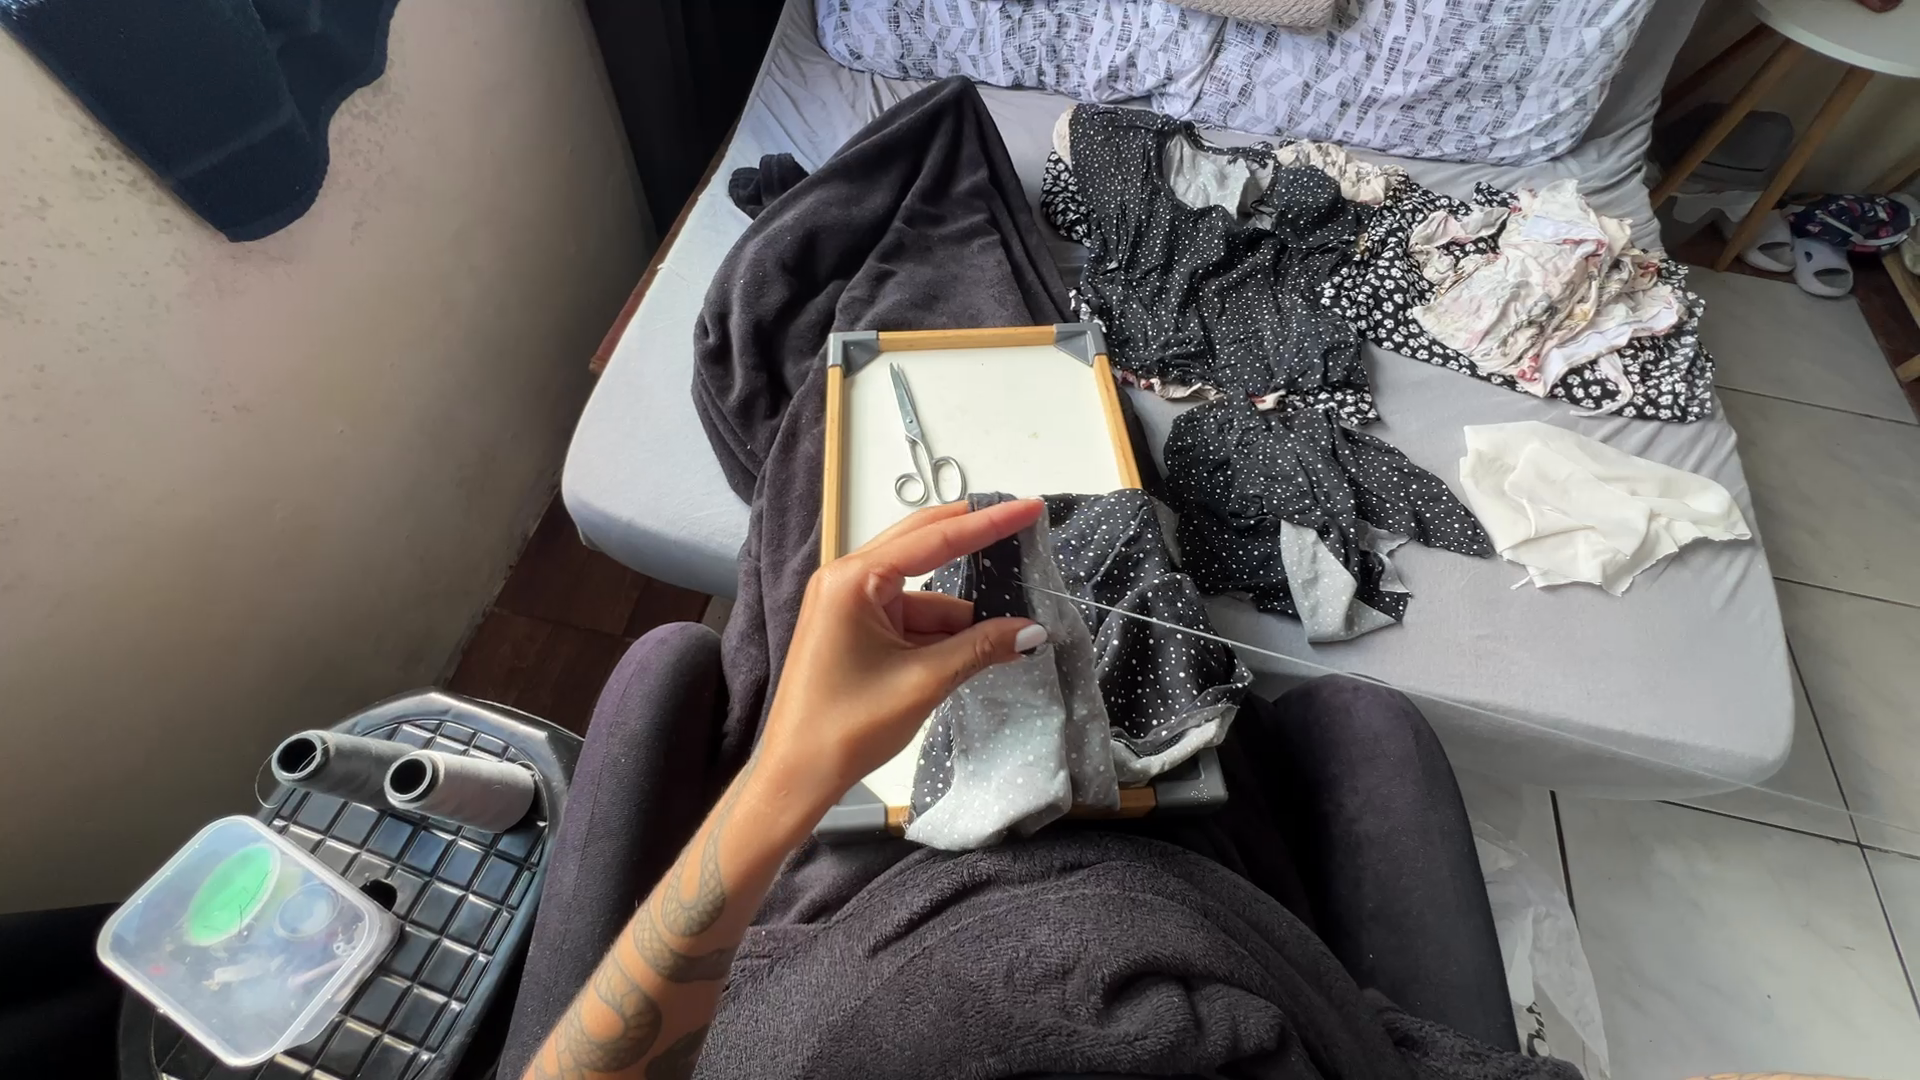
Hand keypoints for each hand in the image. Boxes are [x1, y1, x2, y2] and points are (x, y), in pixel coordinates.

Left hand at [753, 499, 1048, 816]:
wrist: (795, 776)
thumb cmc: (846, 727)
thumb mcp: (923, 682)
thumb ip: (980, 648)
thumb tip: (1032, 631)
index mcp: (854, 580)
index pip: (934, 539)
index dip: (988, 523)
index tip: (1029, 507)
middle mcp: (848, 580)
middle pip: (924, 546)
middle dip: (974, 543)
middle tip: (1023, 527)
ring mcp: (850, 604)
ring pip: (923, 592)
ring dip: (963, 611)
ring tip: (1012, 627)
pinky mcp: (856, 628)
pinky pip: (910, 617)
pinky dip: (944, 631)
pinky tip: (979, 647)